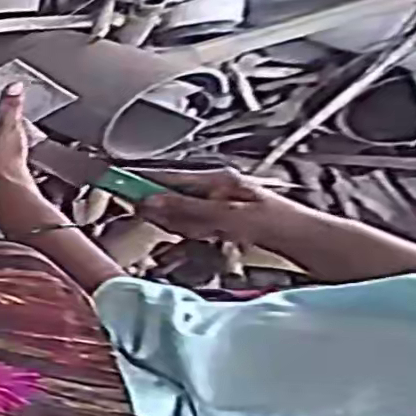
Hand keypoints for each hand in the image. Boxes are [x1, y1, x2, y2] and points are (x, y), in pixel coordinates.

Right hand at [136, 168, 307, 243]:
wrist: (306, 240)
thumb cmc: (276, 223)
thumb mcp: (225, 214)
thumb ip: (184, 206)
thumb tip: (148, 199)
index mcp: (214, 178)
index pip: (162, 175)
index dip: (135, 180)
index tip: (109, 182)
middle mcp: (210, 186)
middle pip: (163, 197)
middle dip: (166, 213)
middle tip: (182, 225)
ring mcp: (210, 202)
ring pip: (172, 213)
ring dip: (181, 226)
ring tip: (205, 232)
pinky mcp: (212, 216)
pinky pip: (185, 224)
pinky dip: (190, 232)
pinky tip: (208, 235)